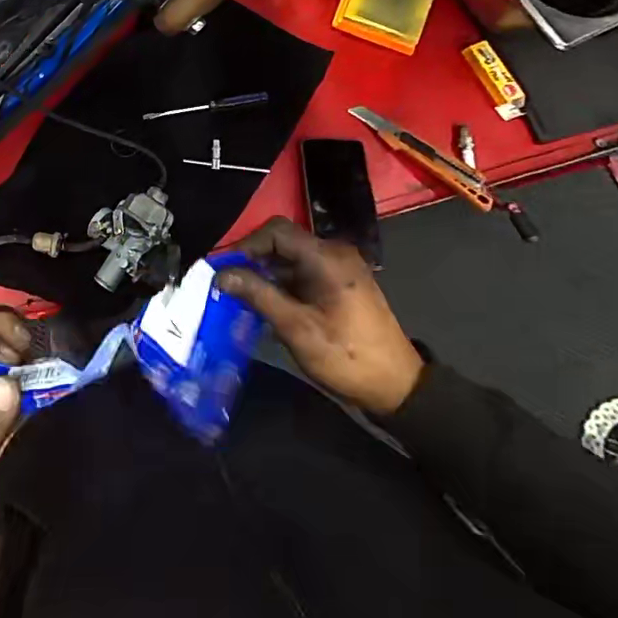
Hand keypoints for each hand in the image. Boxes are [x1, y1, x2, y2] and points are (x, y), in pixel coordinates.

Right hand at [218, 217, 424, 416]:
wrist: (397, 386)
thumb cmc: (346, 357)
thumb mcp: (296, 328)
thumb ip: (258, 295)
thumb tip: (221, 274)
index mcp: (327, 257)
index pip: (276, 231)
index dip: (244, 244)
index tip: (221, 267)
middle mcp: (334, 253)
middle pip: (282, 242)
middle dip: (250, 259)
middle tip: (223, 280)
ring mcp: (339, 268)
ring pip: (290, 258)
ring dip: (263, 272)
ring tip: (236, 293)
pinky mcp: (339, 283)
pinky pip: (302, 272)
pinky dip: (280, 283)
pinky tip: (263, 303)